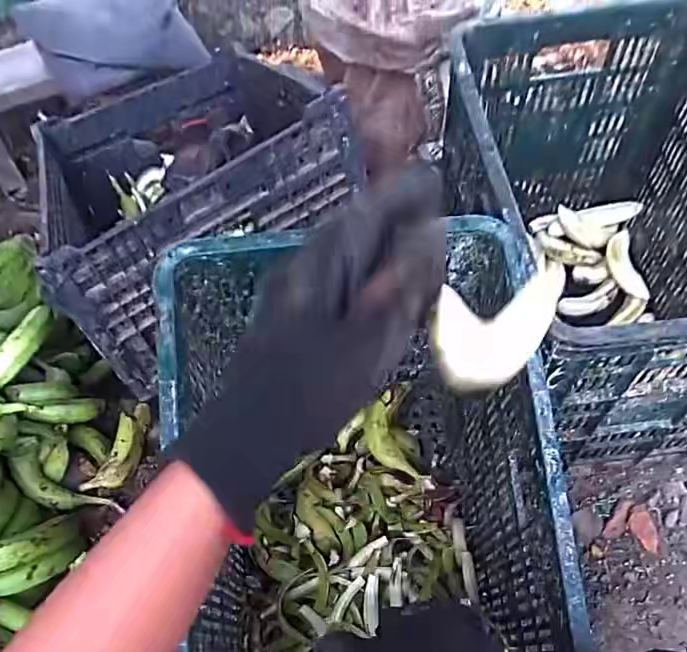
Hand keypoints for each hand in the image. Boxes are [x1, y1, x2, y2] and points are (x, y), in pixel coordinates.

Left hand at [170, 165, 445, 532]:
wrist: (250, 432)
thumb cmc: (312, 389)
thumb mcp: (367, 338)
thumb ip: (401, 284)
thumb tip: (432, 235)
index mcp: (326, 261)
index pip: (373, 209)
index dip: (407, 195)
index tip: (436, 184)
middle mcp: (305, 265)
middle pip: (357, 232)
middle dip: (396, 227)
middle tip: (431, 237)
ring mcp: (292, 291)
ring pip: (345, 261)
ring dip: (379, 261)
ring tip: (412, 278)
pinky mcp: (288, 318)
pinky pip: (334, 288)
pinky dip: (362, 290)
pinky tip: (374, 312)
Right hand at [312, 601, 513, 651]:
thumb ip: (353, 651)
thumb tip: (317, 643)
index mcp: (414, 611)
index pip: (392, 619)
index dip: (385, 635)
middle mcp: (439, 608)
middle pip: (418, 621)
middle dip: (411, 636)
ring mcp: (466, 622)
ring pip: (441, 630)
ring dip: (434, 643)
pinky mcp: (485, 638)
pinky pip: (463, 642)